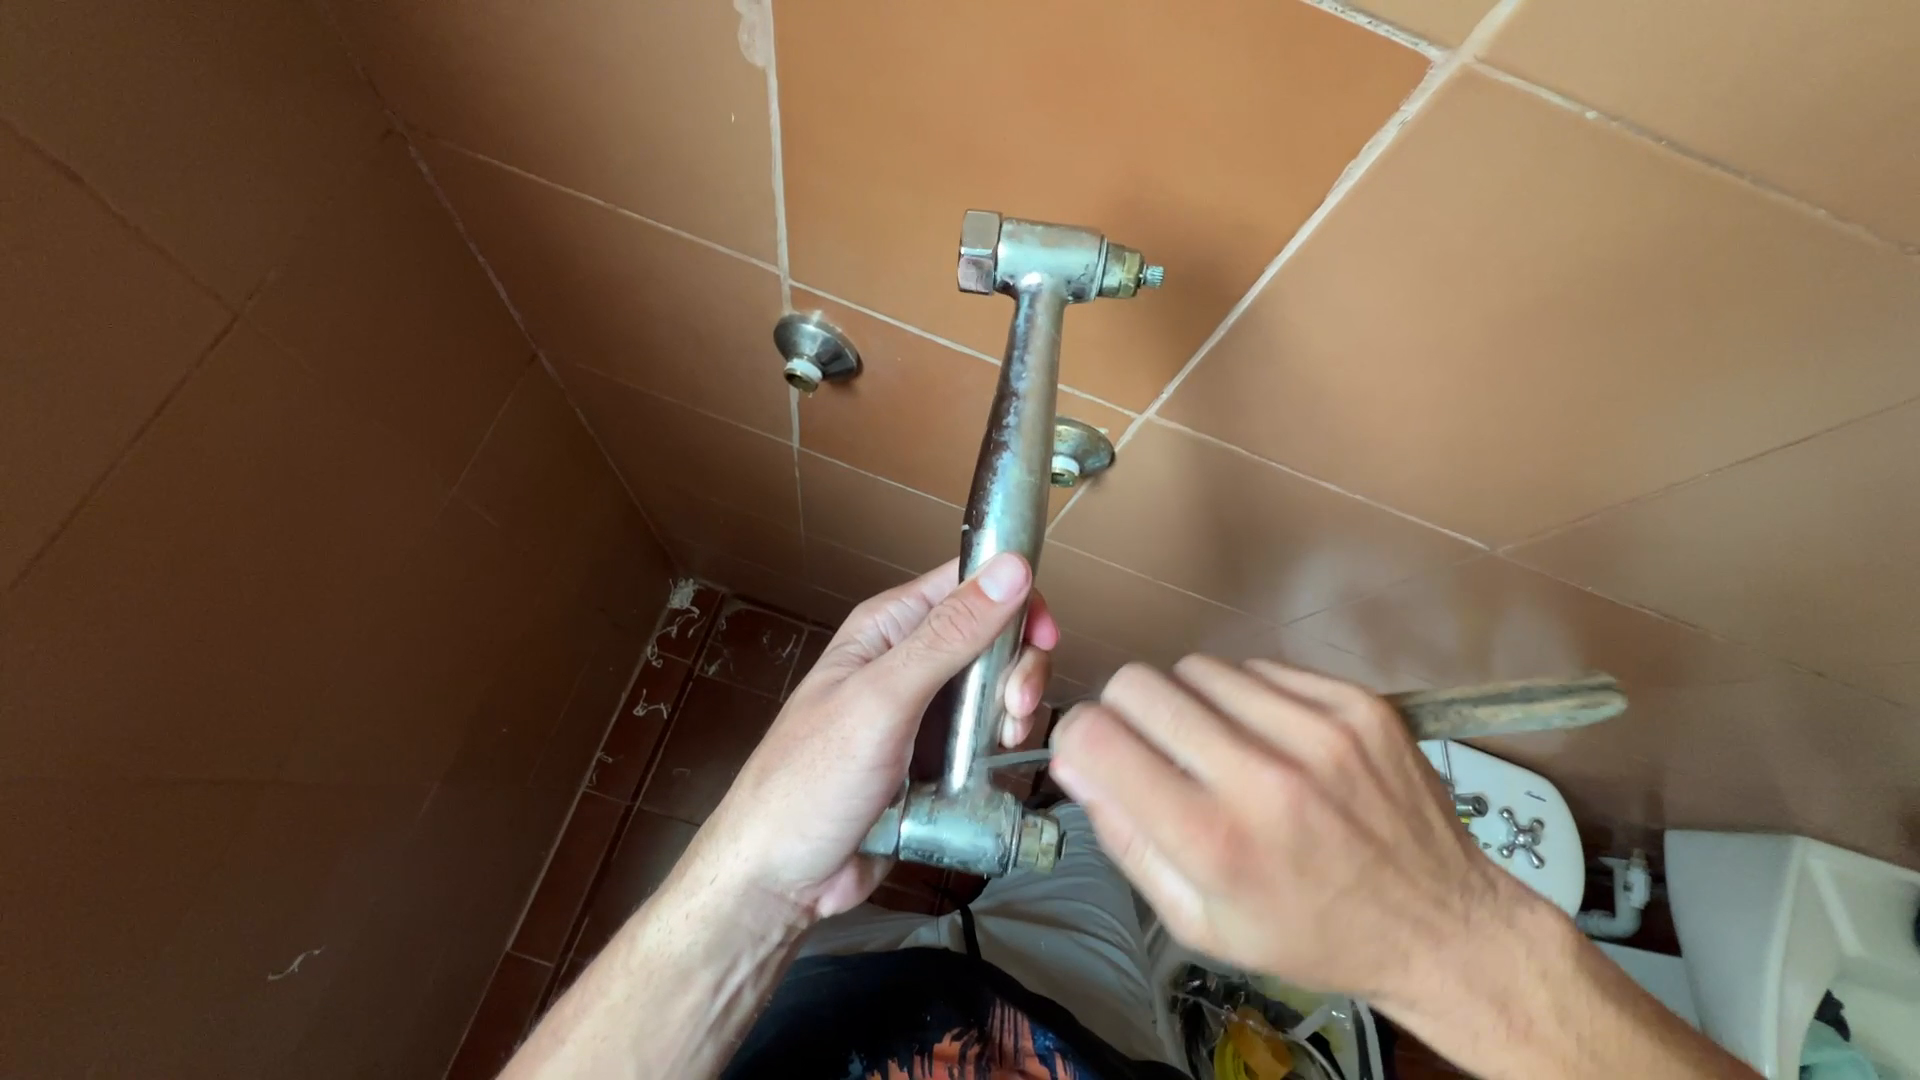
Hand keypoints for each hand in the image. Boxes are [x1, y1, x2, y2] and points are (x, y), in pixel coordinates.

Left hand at [683, 553, 1056, 922]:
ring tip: (1002, 741)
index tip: (1043, 635)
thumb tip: (1010, 570)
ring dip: (1015, 707)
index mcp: (889, 627)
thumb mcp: (883, 699)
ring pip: (997, 684)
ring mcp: (926, 709)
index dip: (1013, 596)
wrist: (782, 876)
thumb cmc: (811, 781)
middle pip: (994, 634)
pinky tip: (995, 762)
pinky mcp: (938, 754)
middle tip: (1015, 707)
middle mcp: (911, 658)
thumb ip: (948, 636)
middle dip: (1019, 665)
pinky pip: (988, 732)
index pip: (967, 582)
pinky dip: (1003, 742)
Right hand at [1047, 656, 1536, 1006]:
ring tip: (1219, 746)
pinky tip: (1271, 739)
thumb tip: (1073, 759)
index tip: (1092, 750)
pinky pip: (1258, 667)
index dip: (1077, 736)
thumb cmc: (1306, 934)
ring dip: (1189, 702)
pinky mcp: (1356, 703)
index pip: (1098, 737)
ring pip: (1195, 667)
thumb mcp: (1197, 921)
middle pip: (1138, 684)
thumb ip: (1122, 836)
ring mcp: (1317, 730)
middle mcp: (1263, 775)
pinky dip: (1246, 698)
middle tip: (1151, 745)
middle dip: (1124, 710)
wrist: (1444, 927)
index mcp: (1214, 841)